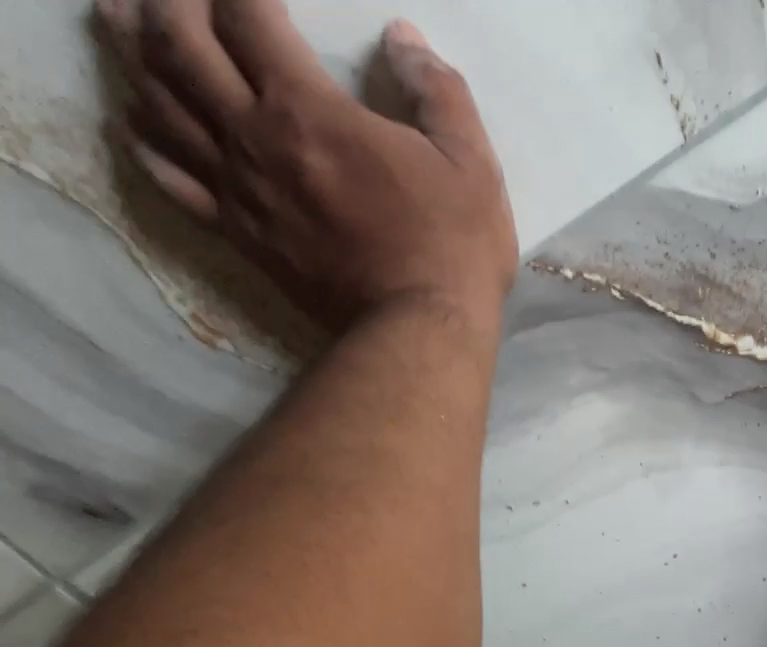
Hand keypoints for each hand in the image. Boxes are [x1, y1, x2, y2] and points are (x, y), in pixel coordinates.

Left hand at [96, 0, 517, 332]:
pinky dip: (142, 138)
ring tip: (123, 21)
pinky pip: (166, 174)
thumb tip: (404, 39)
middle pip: (179, 45)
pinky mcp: (237, 230)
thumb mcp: (473, 164)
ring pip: (156, 100)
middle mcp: (253, 136)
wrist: (423, 324)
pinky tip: (136, 120)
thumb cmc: (456, 243)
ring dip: (133, 50)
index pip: (249, 20)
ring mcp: (236, 186)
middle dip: (169, 0)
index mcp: (310, 111)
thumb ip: (439, 93)